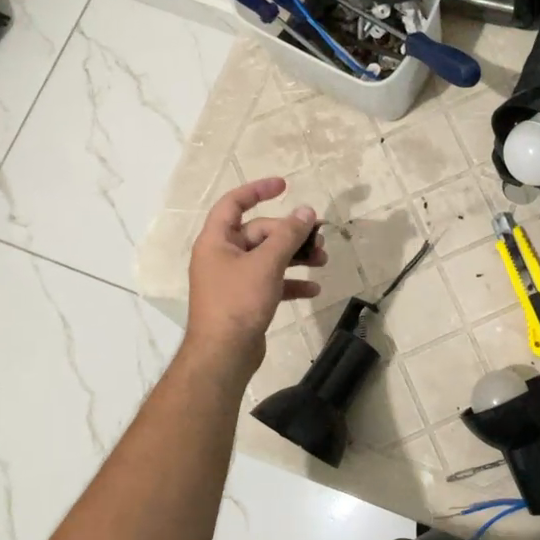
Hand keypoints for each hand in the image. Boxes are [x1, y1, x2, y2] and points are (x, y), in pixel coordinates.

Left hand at [185, 178, 324, 370]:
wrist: (223, 354)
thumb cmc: (238, 302)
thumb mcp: (266, 264)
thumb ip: (288, 235)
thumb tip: (306, 211)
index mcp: (217, 241)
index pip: (234, 203)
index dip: (258, 190)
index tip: (285, 185)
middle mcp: (222, 256)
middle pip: (260, 232)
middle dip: (291, 234)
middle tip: (320, 239)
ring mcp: (234, 279)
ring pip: (269, 257)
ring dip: (296, 257)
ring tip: (323, 261)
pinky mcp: (246, 300)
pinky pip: (271, 282)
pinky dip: (291, 282)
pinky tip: (313, 289)